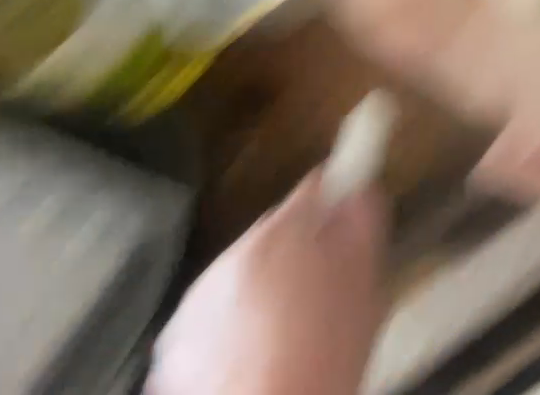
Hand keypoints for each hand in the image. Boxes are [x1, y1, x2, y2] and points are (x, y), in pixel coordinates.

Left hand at [151, 174, 387, 394]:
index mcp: (278, 236)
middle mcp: (227, 259)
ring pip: (242, 271)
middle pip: (274, 230)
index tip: (353, 208)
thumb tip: (360, 191)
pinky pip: (215, 312)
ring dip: (267, 282)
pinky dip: (235, 321)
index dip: (338, 194)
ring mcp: (192, 304)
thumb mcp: (366, 283)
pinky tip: (260, 348)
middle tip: (329, 278)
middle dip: (301, 244)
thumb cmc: (327, 353)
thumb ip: (363, 225)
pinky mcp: (172, 347)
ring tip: (292, 321)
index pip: (314, 186)